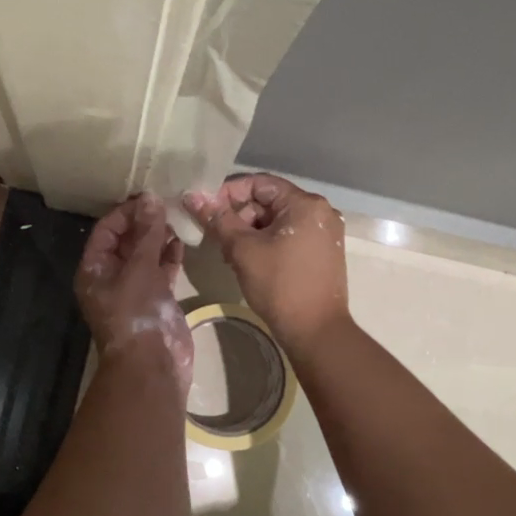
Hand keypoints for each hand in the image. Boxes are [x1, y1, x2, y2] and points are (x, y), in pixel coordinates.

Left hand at [75, 193, 192, 389]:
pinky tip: (183, 240)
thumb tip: (151, 199)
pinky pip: (160, 270)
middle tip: (169, 202)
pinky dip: (169, 256)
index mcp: (95, 269)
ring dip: (159, 237)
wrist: (153, 365)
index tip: (150, 197)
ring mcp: (134, 288)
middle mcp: (111, 276)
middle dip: (145, 222)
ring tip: (178, 216)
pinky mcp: (156, 298)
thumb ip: (147, 233)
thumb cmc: (137, 313)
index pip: (106, 230)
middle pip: (126, 240)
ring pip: (145, 254)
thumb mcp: (139, 268)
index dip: (126, 212)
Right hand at [183, 174, 349, 349]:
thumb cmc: (280, 285)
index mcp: (305, 204)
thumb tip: (192, 196)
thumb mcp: (243, 250)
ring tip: (229, 255)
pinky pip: (287, 235)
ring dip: (248, 232)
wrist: (316, 332)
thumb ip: (218, 219)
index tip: (206, 210)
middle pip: (268, 202)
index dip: (228, 193)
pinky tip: (247, 262)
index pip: (259, 183)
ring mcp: (323, 233)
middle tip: (216, 238)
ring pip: (275, 221)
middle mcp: (319, 211)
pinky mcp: (321, 252)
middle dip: (238, 216)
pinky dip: (265, 243)